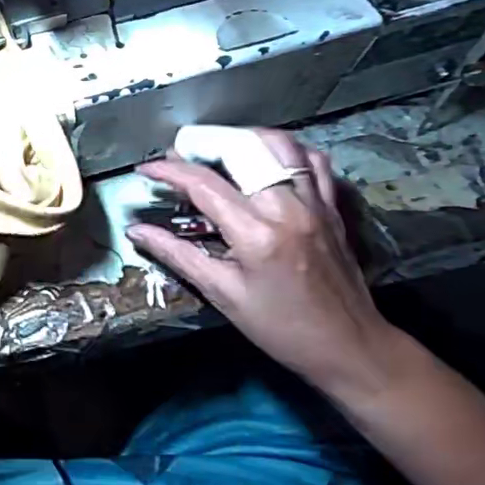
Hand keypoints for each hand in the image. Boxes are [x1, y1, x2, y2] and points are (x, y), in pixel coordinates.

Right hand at [127, 129, 407, 400]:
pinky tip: (267, 157)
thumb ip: (178, 255)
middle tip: (179, 152)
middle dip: (204, 143)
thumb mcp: (223, 294)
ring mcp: (315, 203)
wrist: (348, 346)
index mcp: (256, 233)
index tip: (146, 169)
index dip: (169, 171)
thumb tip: (136, 231)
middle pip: (242, 150)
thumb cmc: (280, 328)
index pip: (204, 184)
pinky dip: (286, 150)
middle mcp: (287, 207)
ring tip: (218, 147)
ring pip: (280, 146)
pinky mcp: (332, 206)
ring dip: (244, 137)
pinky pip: (312, 161)